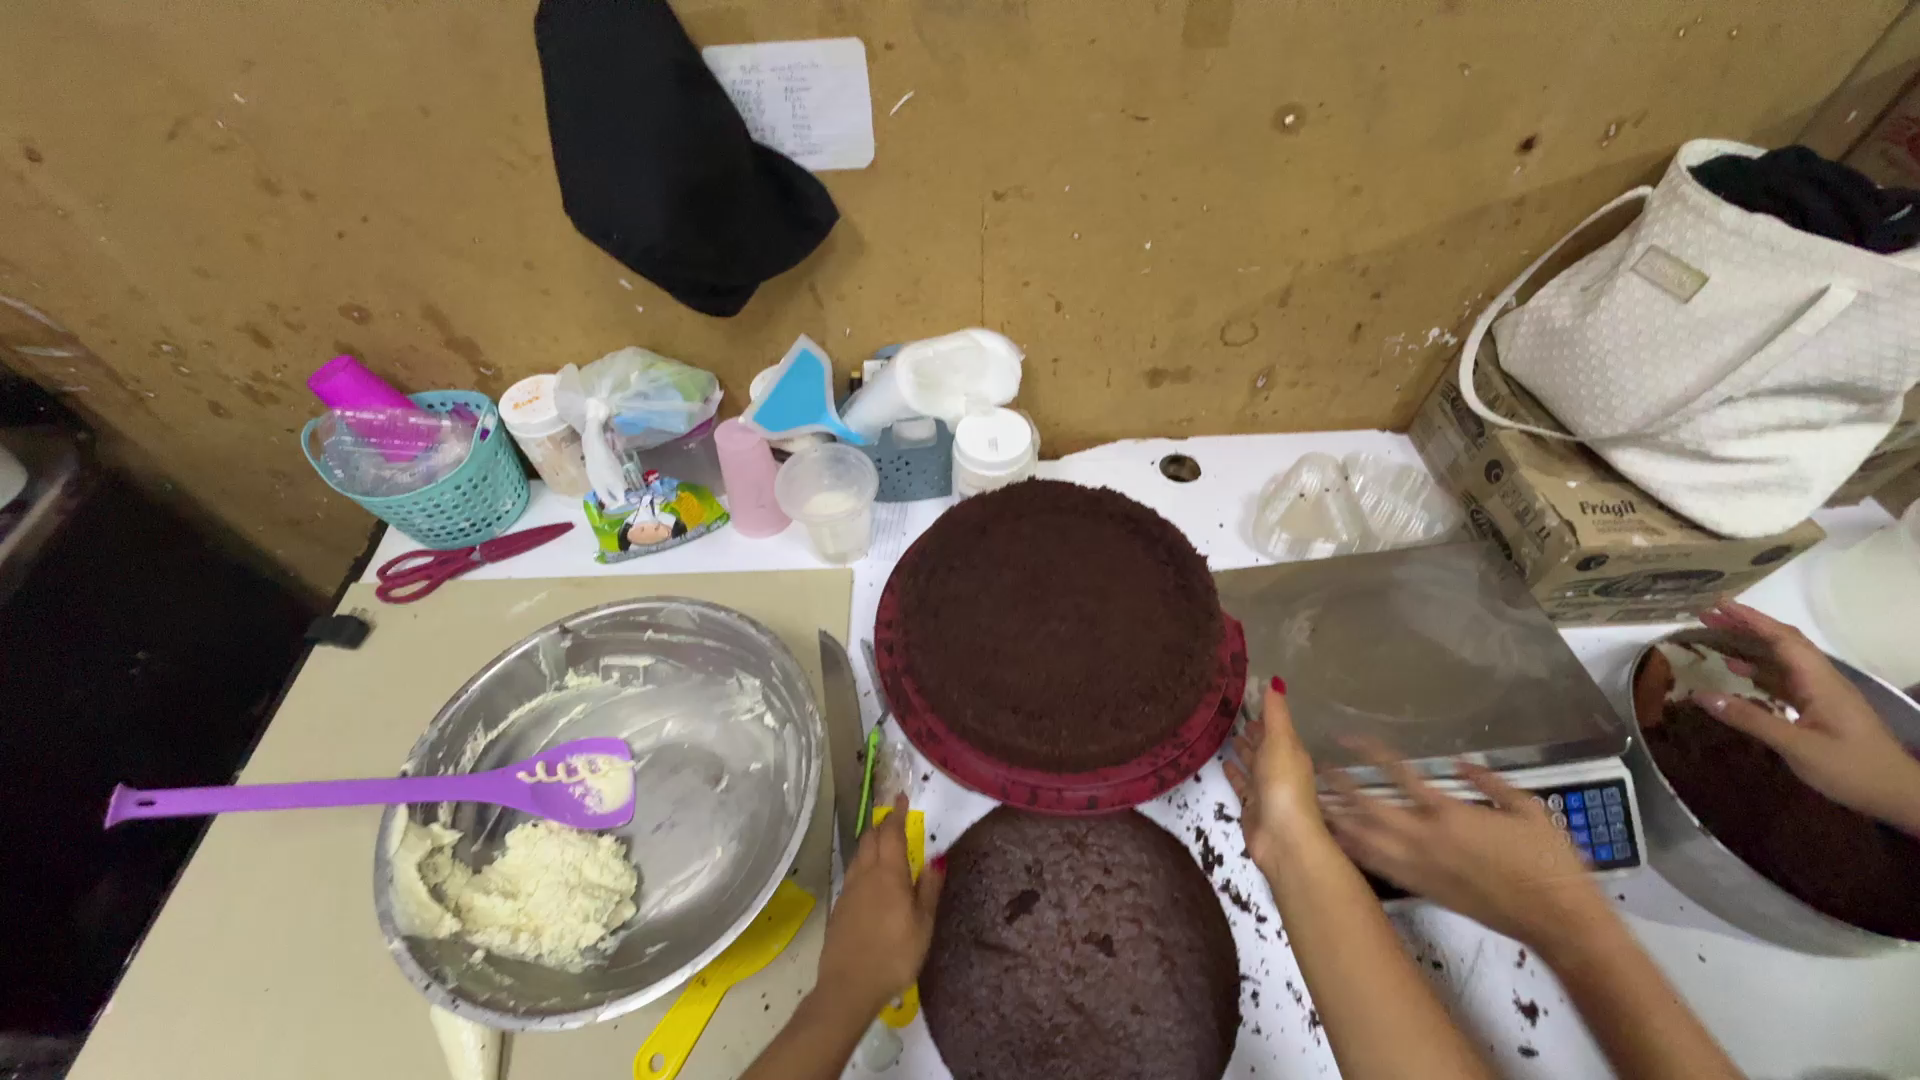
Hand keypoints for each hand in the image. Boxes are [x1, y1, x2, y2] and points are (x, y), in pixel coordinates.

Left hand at [816, 795, 944, 1015]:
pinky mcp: (839, 906)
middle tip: (894, 815)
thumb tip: (937, 857)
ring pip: (858, 854)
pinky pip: (852, 872)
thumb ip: (929, 889)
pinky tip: (868, 874)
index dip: (897, 813)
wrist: (848, 986)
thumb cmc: (894, 956)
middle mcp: (865, 874)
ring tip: (880, 839)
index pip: (892, 833)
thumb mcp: (923, 925)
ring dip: (870, 840)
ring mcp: (848, 890)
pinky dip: (862, 862)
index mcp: (889, 874)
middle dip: (882, 823)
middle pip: (870, 838)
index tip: (901, 797)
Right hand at [1226, 679, 1329, 871]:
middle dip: (1254, 732)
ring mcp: (1265, 789)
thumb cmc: (1284, 784)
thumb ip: (1275, 713)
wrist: (1283, 837)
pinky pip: (1241, 784)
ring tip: (1227, 736)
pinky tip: (1223, 763)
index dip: (1265, 716)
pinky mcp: (1251, 806)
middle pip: (1265, 746)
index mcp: (1291, 752)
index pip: (1277, 729)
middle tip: (1234, 716)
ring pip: (1253, 764)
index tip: (1247, 701)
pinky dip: (1234, 773)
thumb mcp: (1281, 741)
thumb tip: (1276, 680)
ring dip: (1243, 751)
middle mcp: (1280, 768)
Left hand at [1324, 740, 1607, 948]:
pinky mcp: (1420, 888)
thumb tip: (1460, 762)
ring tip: (1314, 800)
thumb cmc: (1549, 862)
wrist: (1558, 922)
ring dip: (1337, 817)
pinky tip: (1336, 839)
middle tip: (1317, 768)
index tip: (1347, 737)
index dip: (1369, 752)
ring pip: (1363, 837)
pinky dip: (1352, 849)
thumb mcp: (1528, 809)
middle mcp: (1424, 837)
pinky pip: (1375, 865)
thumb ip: (1489, 781)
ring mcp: (1418, 865)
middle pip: (1367, 806)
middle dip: (1339, 785)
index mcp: (1449, 813)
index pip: (1399, 774)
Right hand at [1692, 600, 1919, 831]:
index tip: (1718, 605)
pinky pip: (1785, 678)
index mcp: (1821, 683)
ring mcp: (1824, 695)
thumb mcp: (1798, 747)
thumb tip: (1700, 695)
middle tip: (1707, 616)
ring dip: (1750, 644)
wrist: (1900, 795)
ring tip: (1715, 637)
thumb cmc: (1852, 769)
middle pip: (1784, 644)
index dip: (1752, 620)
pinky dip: (1758, 668)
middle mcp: (1824, 682)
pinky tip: (1737, 671)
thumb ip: (1750, 719)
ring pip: (1784, 659)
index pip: (1785, 640)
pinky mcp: (1821, 708)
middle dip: (1747, 626)